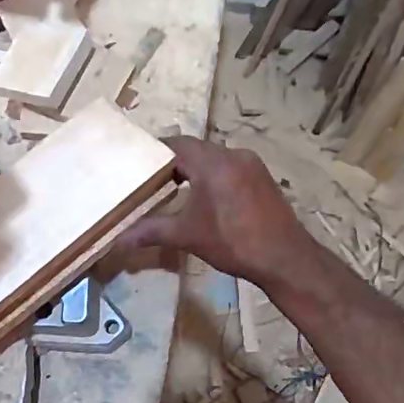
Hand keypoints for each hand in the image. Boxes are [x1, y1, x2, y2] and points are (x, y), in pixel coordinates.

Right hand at [121, 136, 314, 287]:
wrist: (284, 258)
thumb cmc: (233, 242)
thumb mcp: (188, 236)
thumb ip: (151, 231)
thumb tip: (119, 240)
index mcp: (213, 163)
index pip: (176, 144)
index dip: (154, 151)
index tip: (137, 162)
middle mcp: (233, 155)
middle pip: (195, 148)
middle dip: (172, 161)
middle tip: (151, 177)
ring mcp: (251, 164)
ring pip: (214, 157)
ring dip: (194, 167)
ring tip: (174, 187)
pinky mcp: (262, 177)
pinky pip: (230, 166)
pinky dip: (213, 174)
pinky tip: (205, 195)